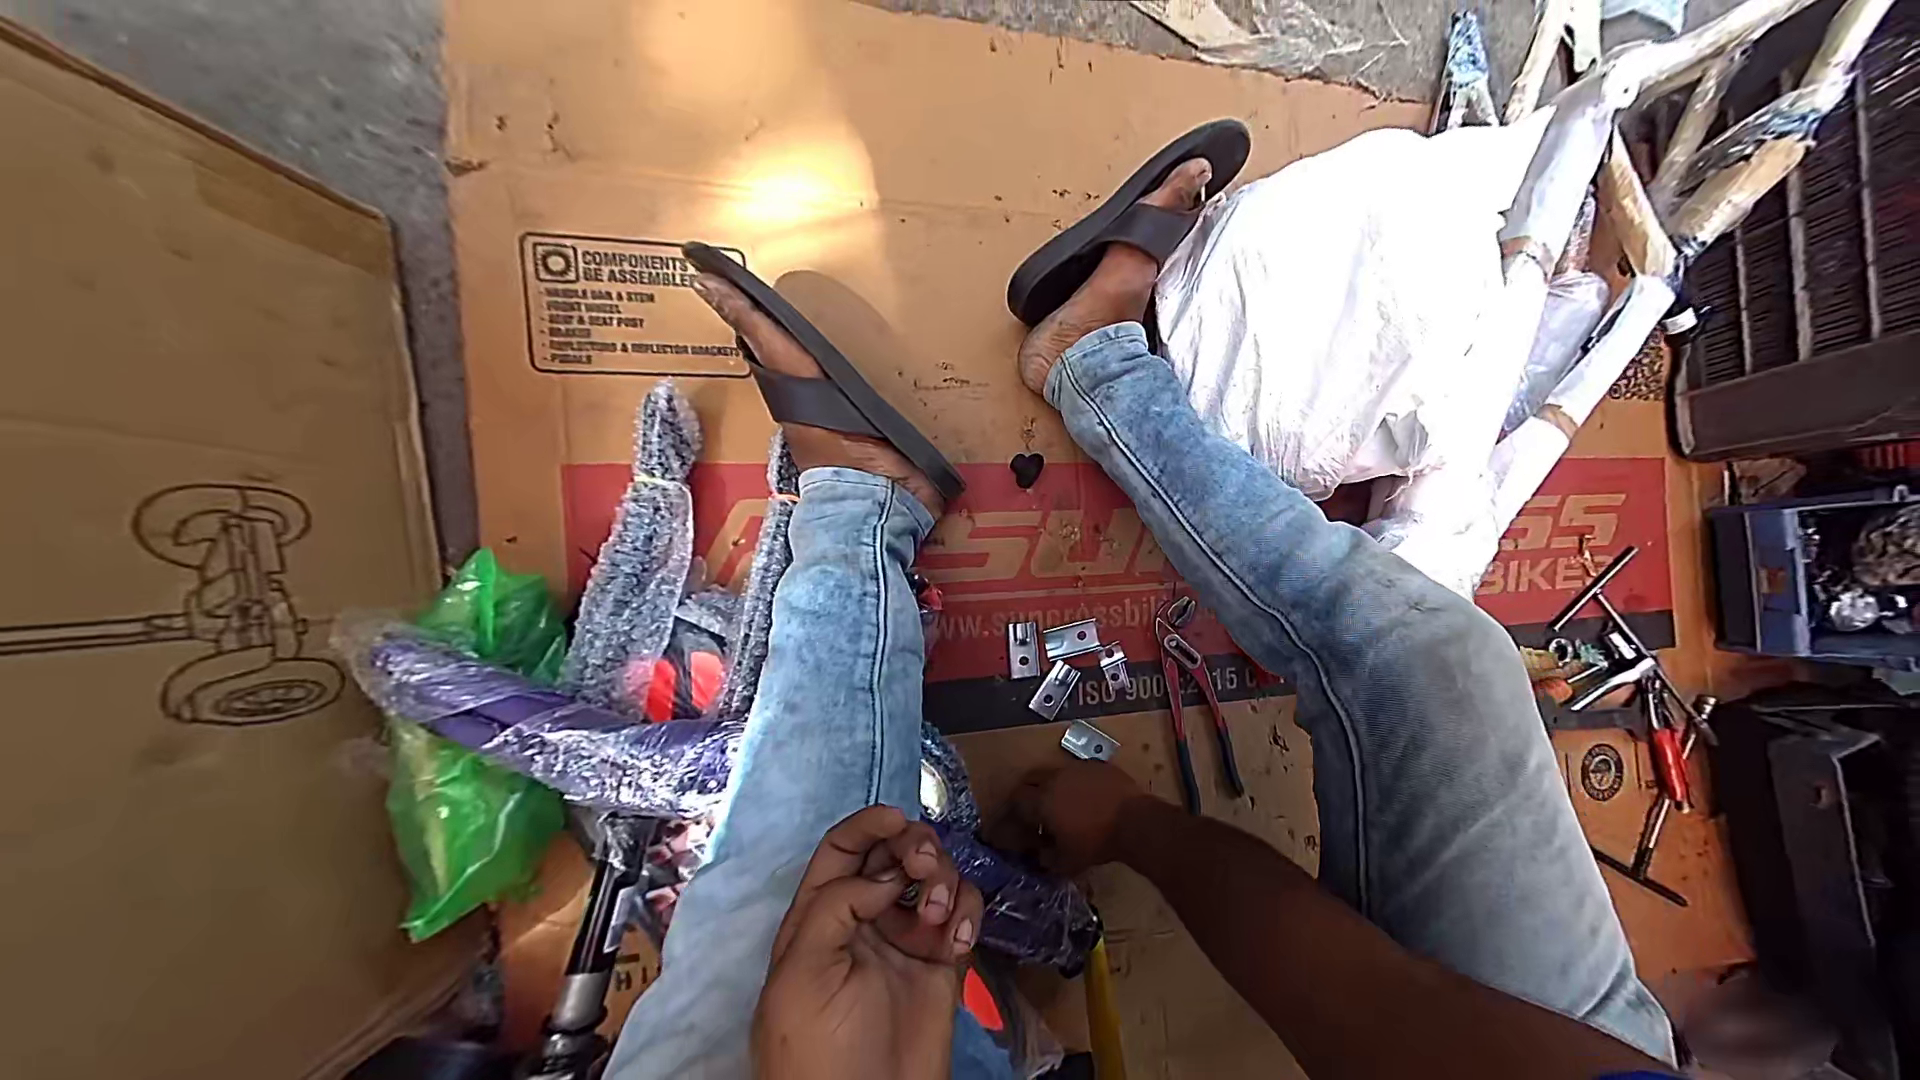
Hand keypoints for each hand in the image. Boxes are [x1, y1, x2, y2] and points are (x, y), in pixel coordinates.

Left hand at [752, 805, 983, 1079]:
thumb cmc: (819, 1051)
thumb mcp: (800, 976)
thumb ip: (832, 908)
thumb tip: (883, 878)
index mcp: (822, 914)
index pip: (842, 849)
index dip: (867, 824)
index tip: (895, 818)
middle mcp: (866, 915)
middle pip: (893, 852)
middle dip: (912, 846)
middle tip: (923, 868)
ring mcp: (906, 935)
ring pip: (932, 874)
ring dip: (942, 879)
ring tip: (937, 916)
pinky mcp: (943, 957)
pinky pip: (962, 911)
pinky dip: (966, 913)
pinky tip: (958, 943)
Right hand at [999, 760, 1146, 874]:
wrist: (1135, 821)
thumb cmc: (1097, 842)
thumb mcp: (1069, 861)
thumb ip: (1049, 858)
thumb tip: (1041, 855)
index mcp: (1042, 800)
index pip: (1017, 799)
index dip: (1014, 810)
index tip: (1017, 820)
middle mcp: (1054, 778)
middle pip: (1031, 778)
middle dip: (1028, 792)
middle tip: (1032, 807)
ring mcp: (1076, 768)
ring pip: (1054, 772)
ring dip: (1051, 785)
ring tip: (1060, 801)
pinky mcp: (1096, 765)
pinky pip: (1078, 771)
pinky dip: (1075, 782)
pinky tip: (1085, 796)